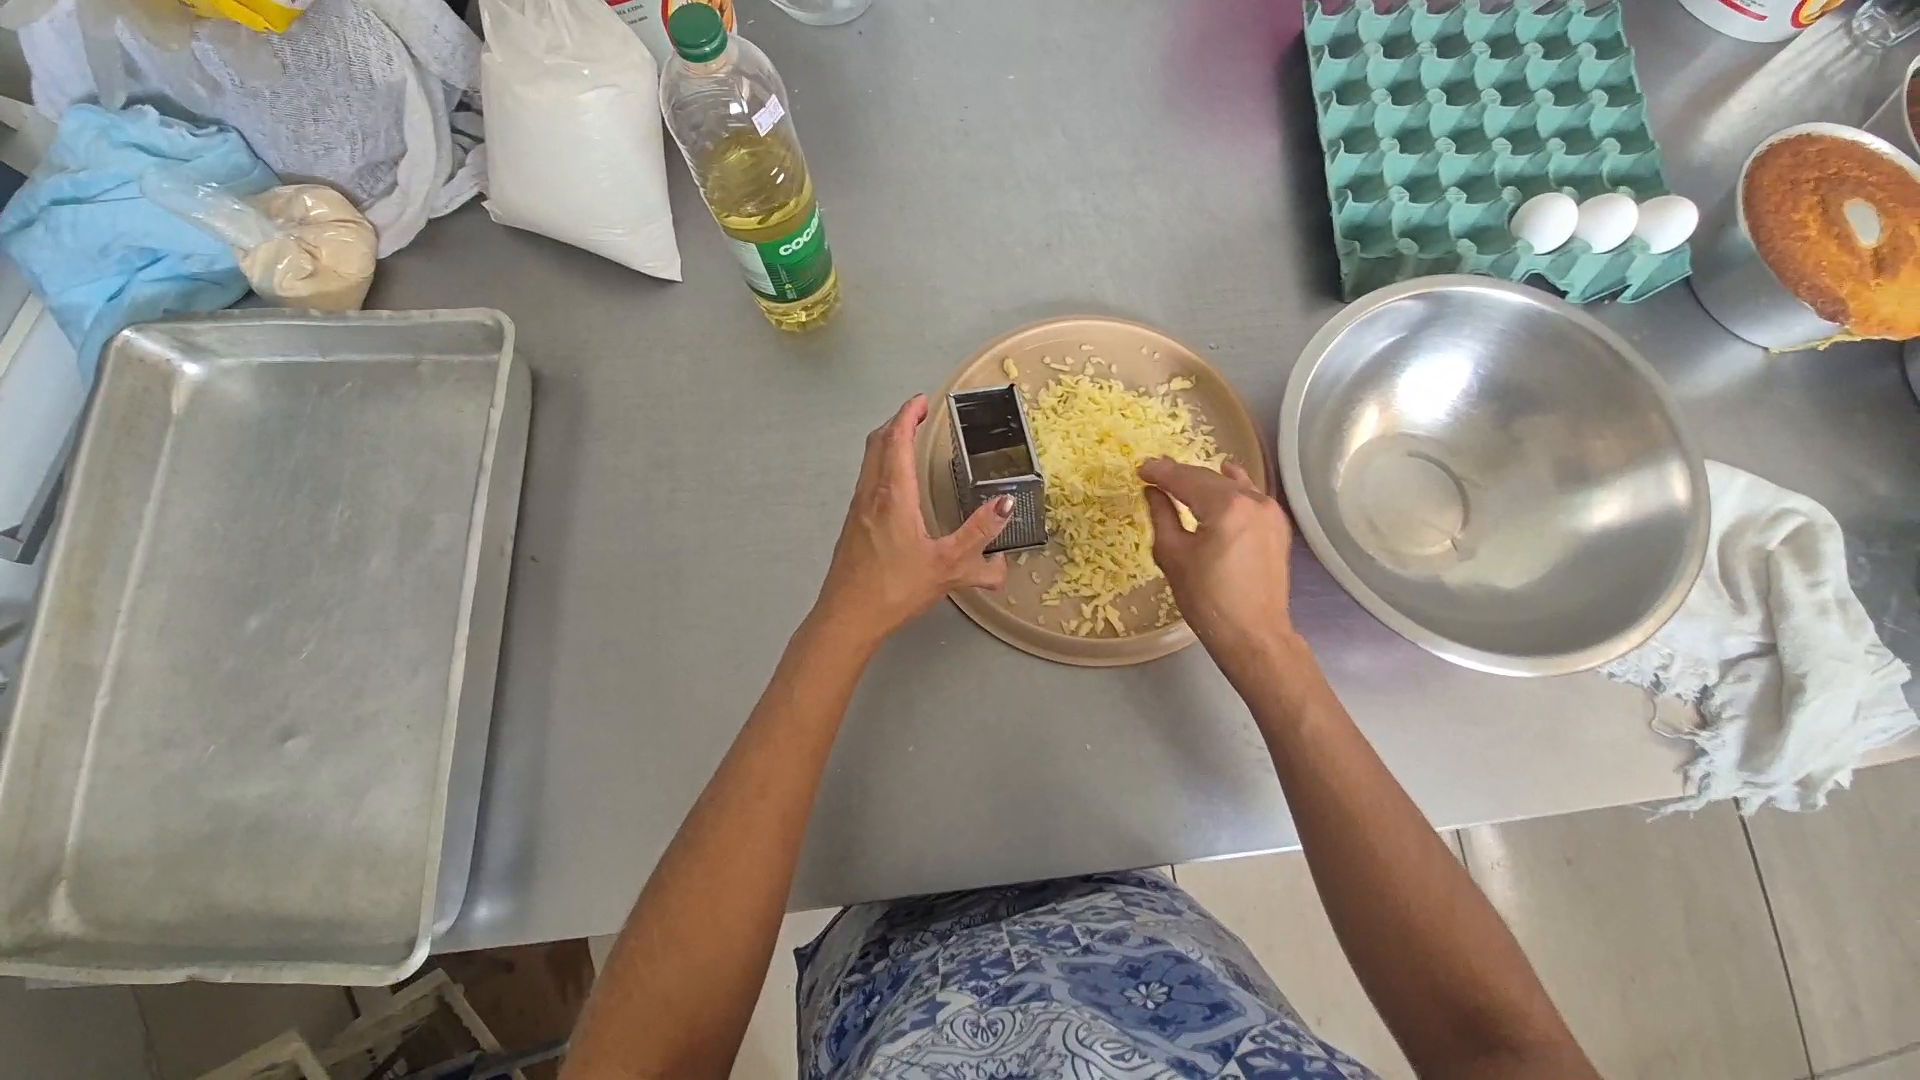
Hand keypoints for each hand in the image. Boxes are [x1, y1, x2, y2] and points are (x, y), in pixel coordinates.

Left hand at [813, 395, 1012, 644]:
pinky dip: (881, 467)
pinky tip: (896, 488)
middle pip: (877, 444)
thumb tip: (1005, 503)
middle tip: (917, 414)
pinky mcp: (853, 528)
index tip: (922, 401)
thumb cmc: (894, 591)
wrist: (847, 618)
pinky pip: (866, 482)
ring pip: (868, 462)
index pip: (897, 440)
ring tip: (907, 442)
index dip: (909, 415)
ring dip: (887, 444)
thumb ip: (980, 534)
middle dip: (897, 423)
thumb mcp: (949, 565)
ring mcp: (857, 511)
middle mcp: (871, 496)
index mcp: (893, 496)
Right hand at [1140, 458, 1302, 678]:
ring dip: (1206, 481)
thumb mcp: (1173, 556)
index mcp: (1226, 507)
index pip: (1186, 479)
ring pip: (1233, 485)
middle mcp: (1253, 501)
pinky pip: (1250, 497)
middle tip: (1155, 473)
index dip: (1160, 472)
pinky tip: (1224, 483)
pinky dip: (1231, 490)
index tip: (1141, 469)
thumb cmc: (1207, 600)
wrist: (1253, 634)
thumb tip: (1153, 492)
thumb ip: (1162, 516)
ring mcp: (1271, 513)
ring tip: (1183, 480)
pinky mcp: (1278, 527)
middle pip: (1210, 478)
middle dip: (1181, 475)